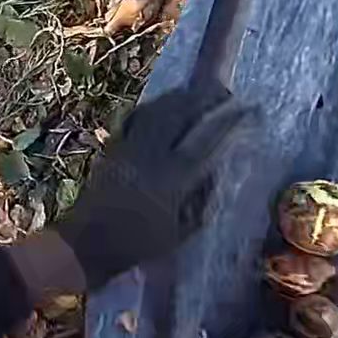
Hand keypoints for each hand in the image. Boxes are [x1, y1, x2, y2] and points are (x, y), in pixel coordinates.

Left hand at [50, 81, 255, 289]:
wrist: (87, 244)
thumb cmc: (139, 245)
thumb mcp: (182, 232)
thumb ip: (203, 198)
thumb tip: (218, 168)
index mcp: (173, 178)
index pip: (209, 139)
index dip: (232, 122)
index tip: (249, 110)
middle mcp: (152, 154)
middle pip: (183, 113)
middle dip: (207, 98)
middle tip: (225, 93)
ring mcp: (130, 146)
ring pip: (159, 109)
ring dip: (182, 96)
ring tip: (200, 92)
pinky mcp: (114, 145)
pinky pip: (137, 116)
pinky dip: (155, 105)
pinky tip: (165, 104)